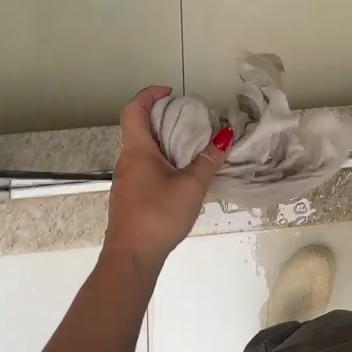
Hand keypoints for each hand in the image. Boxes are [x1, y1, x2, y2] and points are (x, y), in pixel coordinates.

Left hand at [103, 86, 224, 267]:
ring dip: (163, 139)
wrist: (131, 257)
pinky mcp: (130, 196)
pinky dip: (161, 159)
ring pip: (142, 148)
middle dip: (162, 116)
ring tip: (190, 145)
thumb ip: (208, 161)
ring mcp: (126, 180)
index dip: (149, 95)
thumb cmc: (158, 216)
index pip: (133, 110)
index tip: (171, 93)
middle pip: (138, 127)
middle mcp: (127, 161)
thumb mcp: (191, 186)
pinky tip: (181, 173)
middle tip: (188, 117)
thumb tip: (224, 138)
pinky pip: (144, 166)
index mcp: (138, 151)